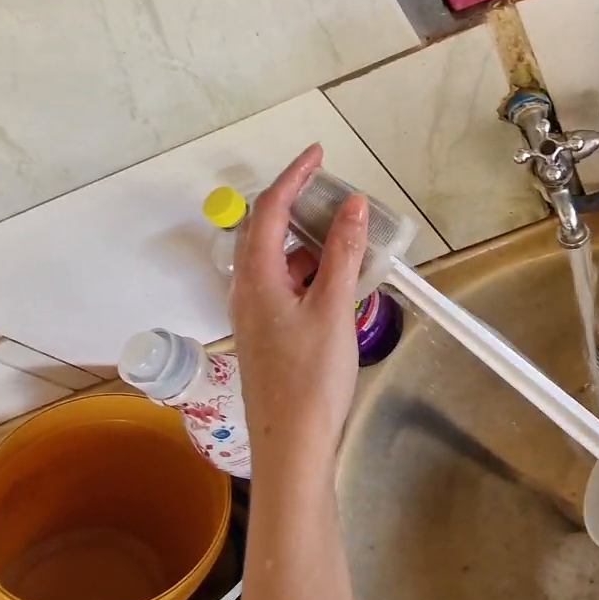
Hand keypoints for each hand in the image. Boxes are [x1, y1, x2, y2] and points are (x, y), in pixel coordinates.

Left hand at [228, 144, 368, 479]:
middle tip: (332, 194)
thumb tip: (352, 205)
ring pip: (276, 260)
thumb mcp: (333, 308)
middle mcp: (246, 290)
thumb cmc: (312, 377)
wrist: (292, 446)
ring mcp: (254, 314)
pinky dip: (309, 270)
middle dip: (297, 205)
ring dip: (307, 241)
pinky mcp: (266, 333)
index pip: (269, 210)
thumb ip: (343, 253)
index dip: (293, 176)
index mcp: (255, 277)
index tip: (318, 153)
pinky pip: (284, 284)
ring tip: (345, 238)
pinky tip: (336, 282)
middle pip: (266, 231)